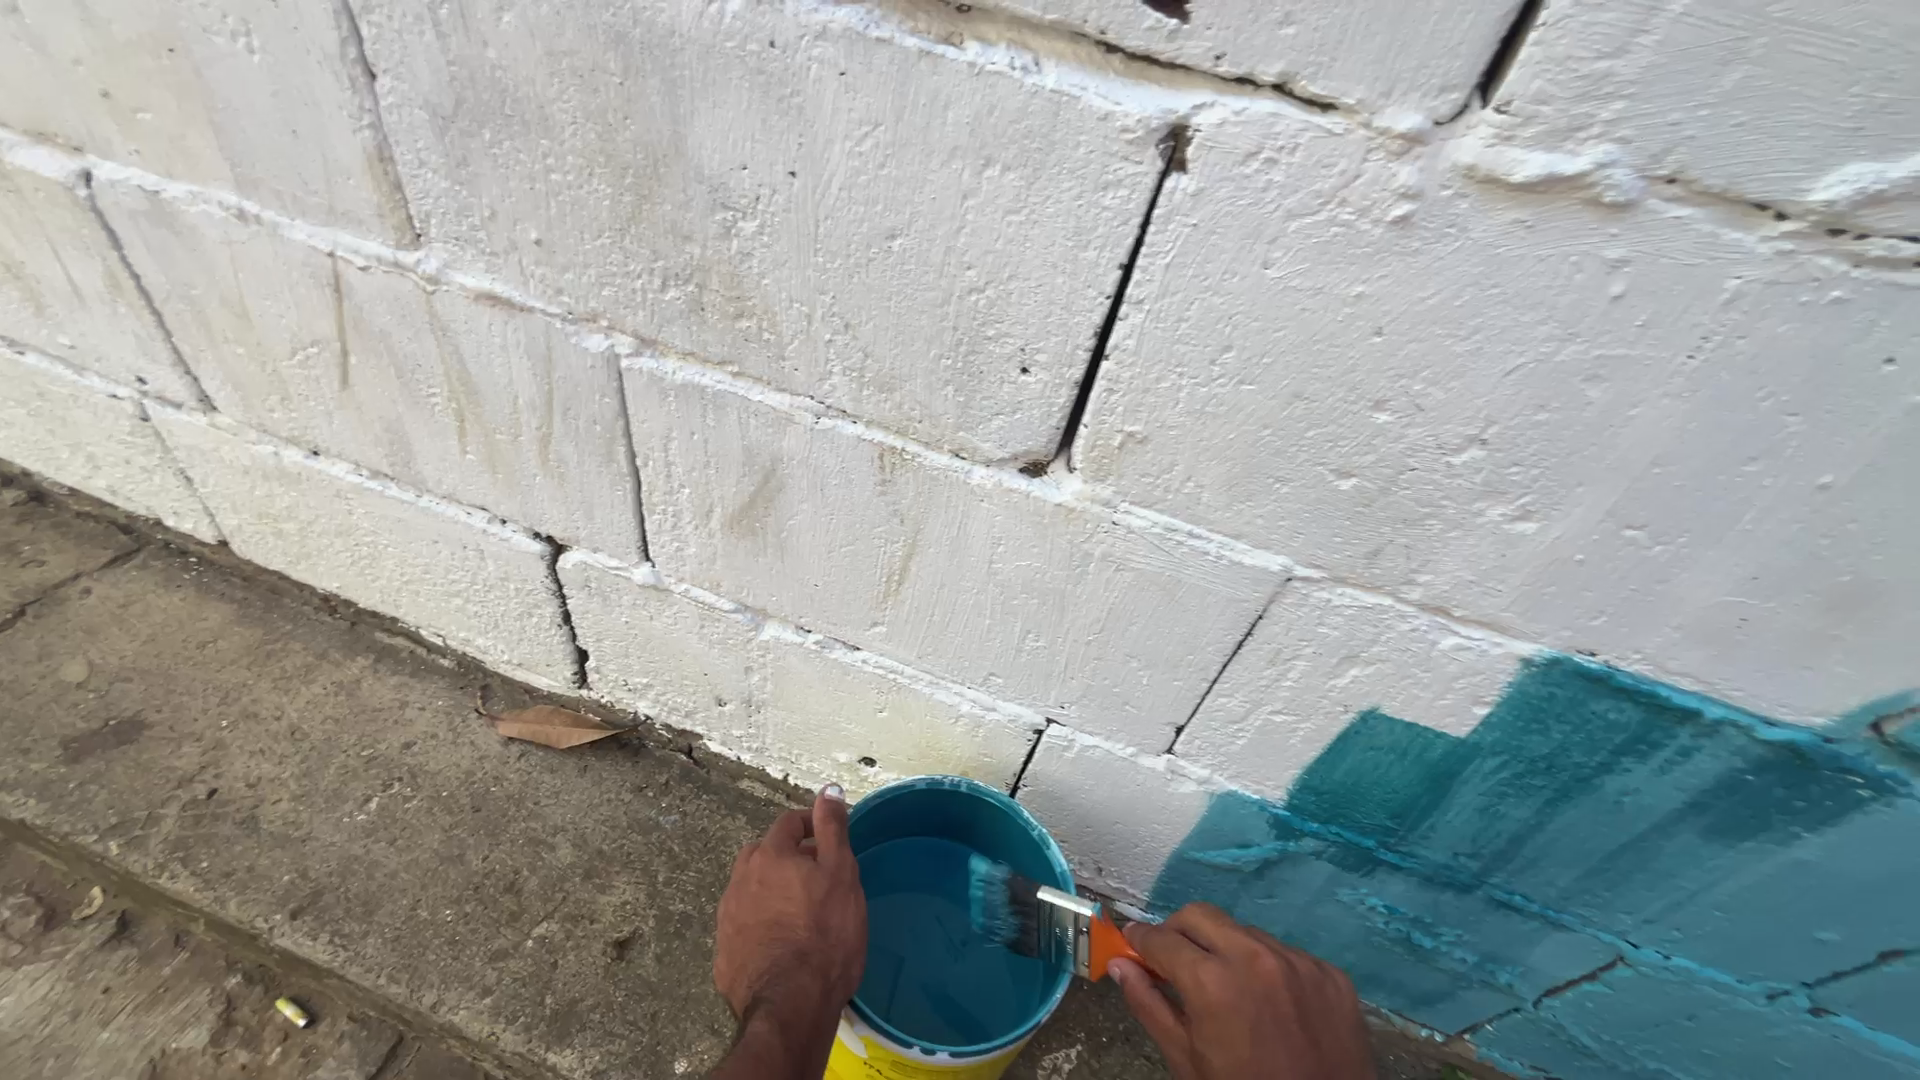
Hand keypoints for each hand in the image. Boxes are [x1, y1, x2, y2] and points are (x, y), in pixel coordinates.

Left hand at [713, 785, 866, 1044]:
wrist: (789, 1005)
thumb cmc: (825, 934)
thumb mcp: (841, 874)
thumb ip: (832, 829)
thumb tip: (828, 789)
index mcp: (769, 855)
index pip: (788, 823)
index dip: (811, 824)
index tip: (829, 837)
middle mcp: (741, 879)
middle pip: (764, 852)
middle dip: (788, 854)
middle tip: (816, 873)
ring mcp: (727, 917)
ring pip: (751, 887)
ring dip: (772, 887)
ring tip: (799, 907)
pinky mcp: (724, 952)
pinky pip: (745, 922)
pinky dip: (761, 920)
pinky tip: (781, 940)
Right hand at [1108, 903, 1372, 1079]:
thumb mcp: (1188, 1061)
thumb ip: (1149, 1005)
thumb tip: (1120, 964)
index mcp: (1211, 982)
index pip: (1160, 938)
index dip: (1140, 940)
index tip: (1132, 944)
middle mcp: (1253, 957)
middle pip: (1199, 915)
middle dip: (1178, 930)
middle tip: (1172, 957)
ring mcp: (1297, 962)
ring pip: (1243, 931)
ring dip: (1225, 948)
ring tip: (1227, 985)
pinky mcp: (1329, 973)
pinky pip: (1285, 953)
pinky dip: (1267, 967)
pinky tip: (1269, 1001)